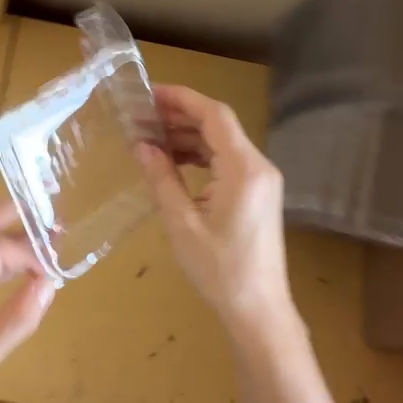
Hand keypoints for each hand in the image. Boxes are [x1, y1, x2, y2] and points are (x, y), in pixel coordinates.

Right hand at [135, 84, 293, 333]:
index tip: (149, 93)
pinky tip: (173, 161)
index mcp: (244, 169)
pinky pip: (227, 161)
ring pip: (222, 143)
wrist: (258, 309)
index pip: (214, 116)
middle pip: (219, 126)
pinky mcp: (257, 194)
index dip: (182, 99)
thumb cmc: (220, 269)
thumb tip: (142, 145)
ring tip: (150, 137)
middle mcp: (258, 167)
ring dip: (188, 136)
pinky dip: (200, 155)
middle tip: (140, 116)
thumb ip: (162, 179)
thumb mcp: (182, 224)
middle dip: (180, 116)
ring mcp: (261, 180)